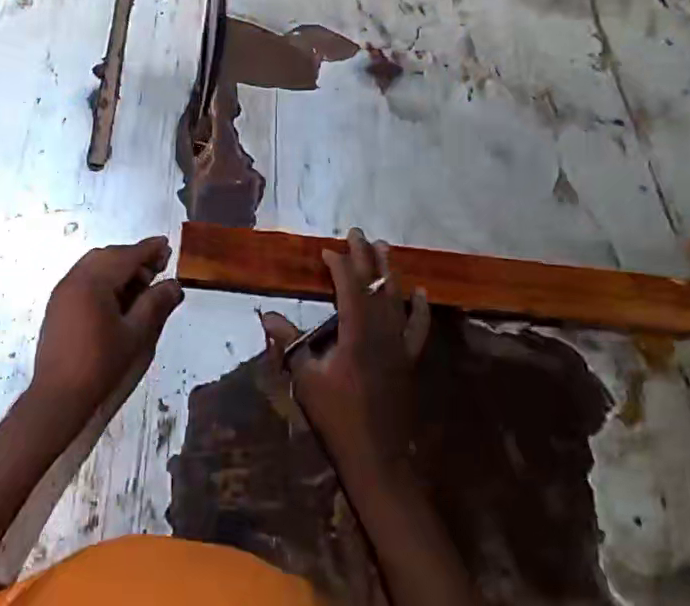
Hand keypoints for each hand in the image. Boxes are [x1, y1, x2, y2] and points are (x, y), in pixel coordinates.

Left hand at [32, 236, 184, 413]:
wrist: (58, 399)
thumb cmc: (100, 365)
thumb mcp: (136, 334)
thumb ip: (156, 303)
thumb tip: (174, 285)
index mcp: (93, 282)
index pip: (126, 256)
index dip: (149, 249)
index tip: (167, 246)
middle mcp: (74, 281)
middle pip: (108, 256)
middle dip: (134, 258)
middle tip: (158, 268)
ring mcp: (62, 294)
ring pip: (94, 267)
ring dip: (119, 269)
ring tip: (141, 286)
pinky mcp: (57, 309)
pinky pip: (84, 280)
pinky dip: (104, 280)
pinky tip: (119, 299)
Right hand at [259, 229, 429, 476]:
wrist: (378, 456)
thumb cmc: (338, 418)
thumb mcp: (307, 380)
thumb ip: (291, 344)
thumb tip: (268, 316)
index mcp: (357, 332)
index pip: (350, 287)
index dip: (339, 265)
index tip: (327, 250)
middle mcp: (382, 331)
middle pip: (375, 284)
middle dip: (365, 256)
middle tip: (357, 232)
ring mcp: (400, 344)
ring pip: (396, 298)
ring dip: (389, 271)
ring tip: (384, 247)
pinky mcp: (409, 359)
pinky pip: (418, 327)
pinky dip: (420, 308)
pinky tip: (421, 293)